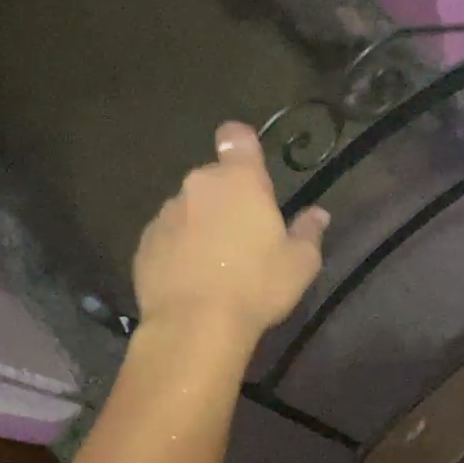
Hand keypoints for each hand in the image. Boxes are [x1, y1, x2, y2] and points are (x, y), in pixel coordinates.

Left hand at [131, 122, 328, 340]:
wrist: (195, 325)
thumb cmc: (257, 286)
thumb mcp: (300, 263)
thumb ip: (309, 232)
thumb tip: (318, 214)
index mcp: (240, 181)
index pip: (236, 137)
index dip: (243, 145)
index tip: (251, 168)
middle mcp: (199, 186)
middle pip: (215, 179)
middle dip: (228, 199)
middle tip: (246, 236)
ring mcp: (167, 213)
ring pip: (190, 208)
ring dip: (203, 224)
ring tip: (218, 263)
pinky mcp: (145, 243)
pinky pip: (169, 235)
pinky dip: (181, 248)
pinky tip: (194, 278)